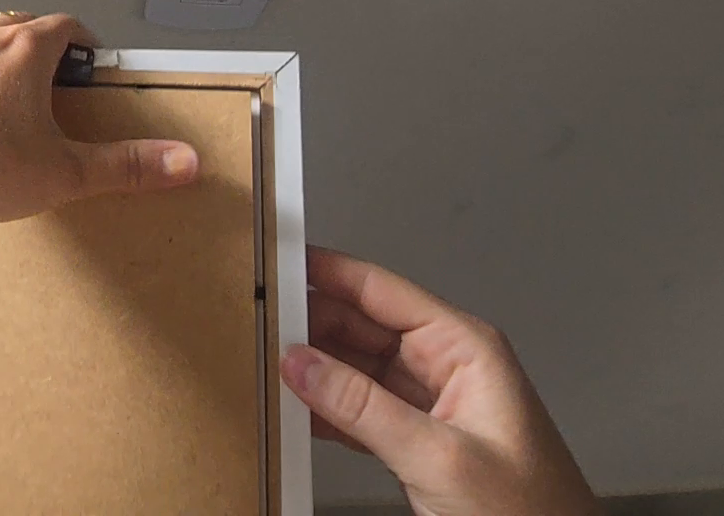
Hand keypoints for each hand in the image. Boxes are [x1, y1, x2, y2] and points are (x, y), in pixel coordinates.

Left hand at [0, 11, 200, 231]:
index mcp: (25, 50)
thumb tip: (185, 161)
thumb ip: (130, 165)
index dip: (80, 38)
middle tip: (46, 75)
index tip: (85, 55)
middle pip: (20, 22)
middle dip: (38, 42)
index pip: (64, 26)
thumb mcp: (67, 173)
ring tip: (0, 67)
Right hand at [281, 247, 597, 515]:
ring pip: (348, 361)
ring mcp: (422, 399)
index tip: (277, 262)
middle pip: (355, 321)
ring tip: (269, 362)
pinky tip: (294, 405)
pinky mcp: (408, 434)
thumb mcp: (443, 460)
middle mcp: (440, 363)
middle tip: (261, 324)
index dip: (324, 270)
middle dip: (308, 322)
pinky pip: (352, 401)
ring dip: (310, 365)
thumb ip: (364, 407)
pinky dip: (321, 403)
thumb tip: (300, 362)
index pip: (377, 288)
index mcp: (462, 347)